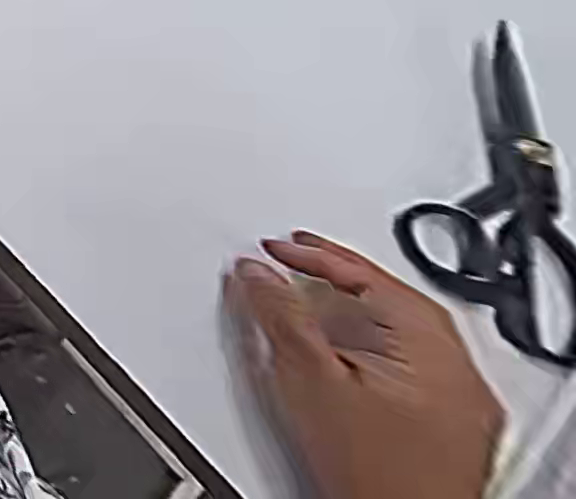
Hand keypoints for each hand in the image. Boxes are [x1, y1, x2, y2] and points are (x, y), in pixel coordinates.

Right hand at [227, 231, 503, 498]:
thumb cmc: (366, 465)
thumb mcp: (305, 373)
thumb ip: (278, 313)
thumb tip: (255, 270)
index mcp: (431, 360)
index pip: (375, 284)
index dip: (320, 257)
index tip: (276, 246)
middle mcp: (457, 379)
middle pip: (399, 301)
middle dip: (341, 269)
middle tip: (295, 250)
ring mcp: (455, 403)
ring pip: (405, 326)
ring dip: (354, 295)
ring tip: (308, 279)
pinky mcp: (439, 419)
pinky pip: (406, 352)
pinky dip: (365, 325)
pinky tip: (335, 328)